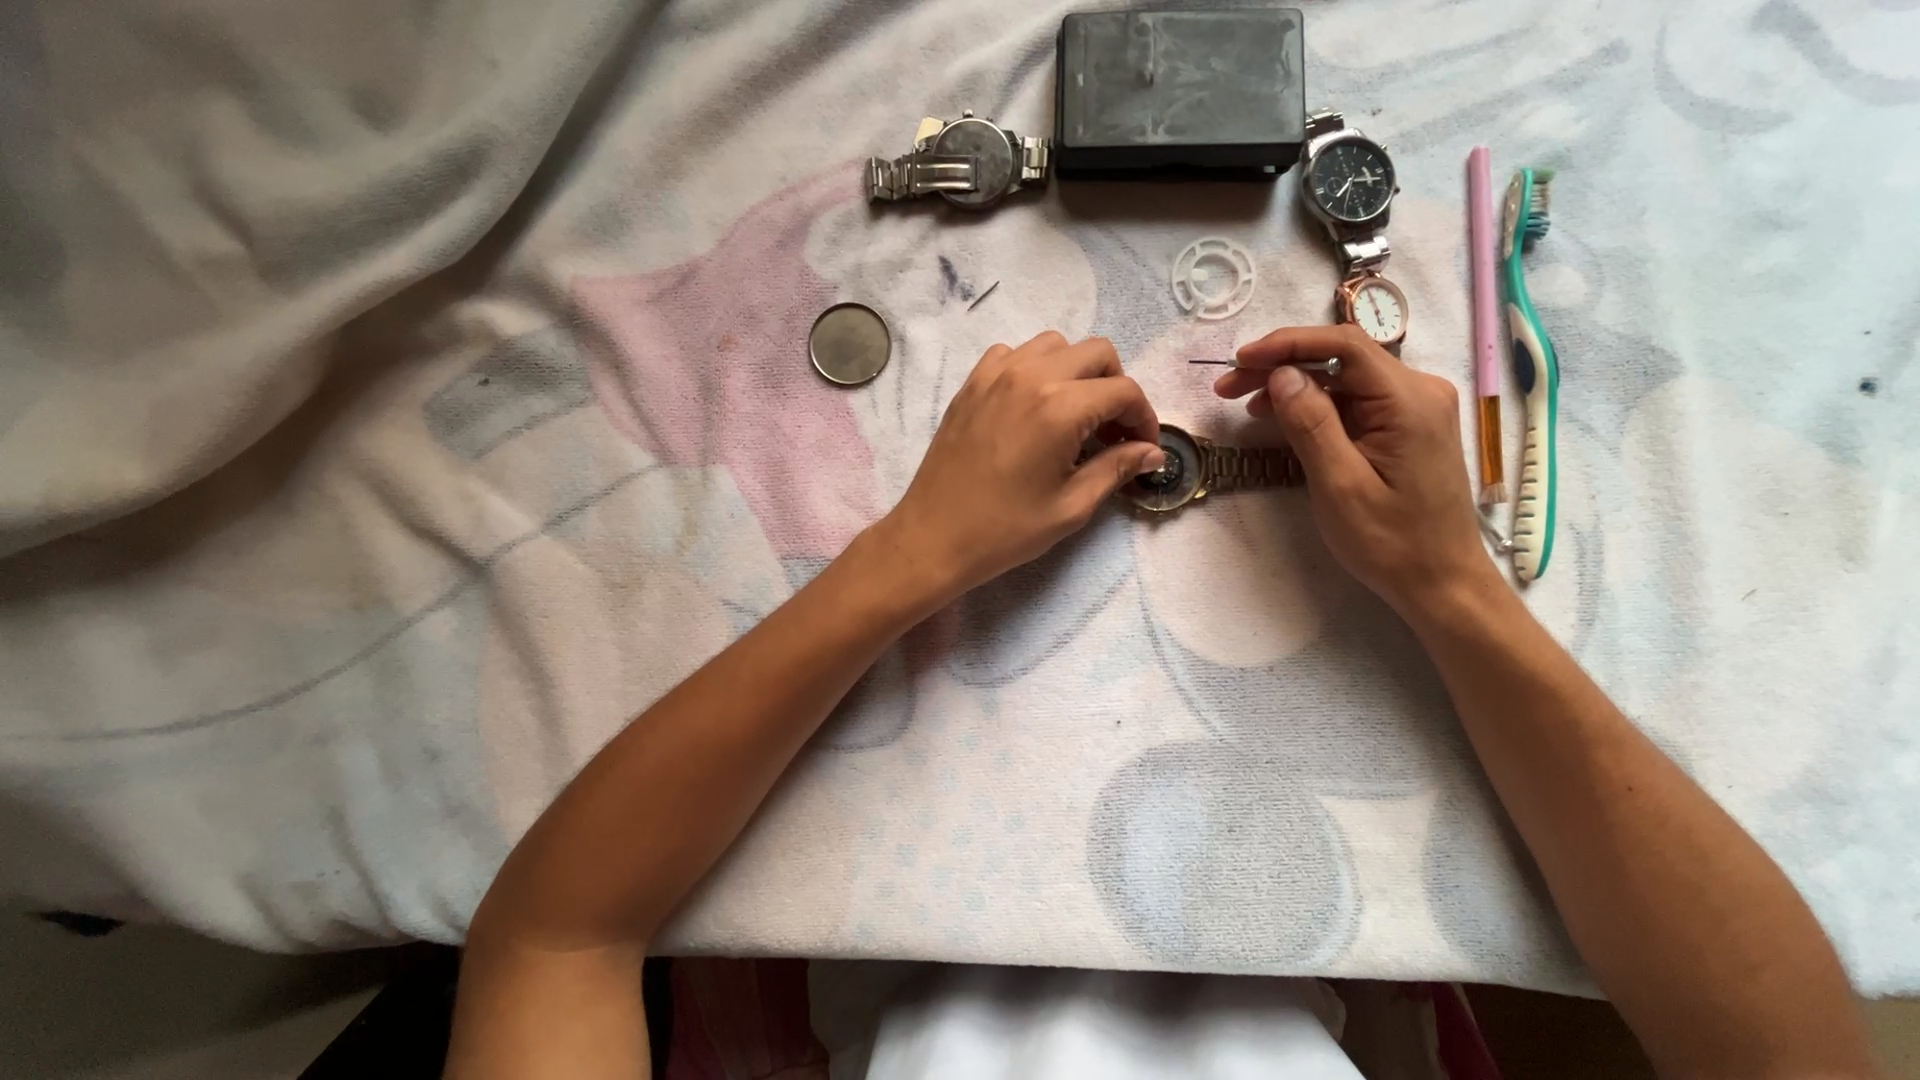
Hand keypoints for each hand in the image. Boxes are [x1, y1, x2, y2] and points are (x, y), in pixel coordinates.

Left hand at [879, 332, 1164, 596]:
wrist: (933, 537)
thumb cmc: (1005, 530)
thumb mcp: (1071, 505)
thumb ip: (1117, 468)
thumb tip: (1152, 452)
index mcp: (1059, 407)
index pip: (1123, 390)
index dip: (1144, 418)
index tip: (1143, 447)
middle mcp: (1029, 376)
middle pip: (1096, 353)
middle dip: (1116, 387)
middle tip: (1113, 431)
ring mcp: (995, 375)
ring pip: (1055, 346)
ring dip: (1077, 372)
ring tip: (1075, 417)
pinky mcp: (971, 384)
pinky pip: (1014, 355)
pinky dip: (1035, 369)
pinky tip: (1033, 408)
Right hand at [1213, 325, 1495, 619]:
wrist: (1441, 581)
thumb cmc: (1390, 541)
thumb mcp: (1340, 485)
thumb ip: (1311, 424)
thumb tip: (1282, 374)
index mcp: (1408, 400)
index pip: (1343, 345)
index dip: (1286, 344)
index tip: (1240, 359)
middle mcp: (1418, 391)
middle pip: (1341, 358)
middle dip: (1281, 365)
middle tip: (1228, 387)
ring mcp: (1414, 408)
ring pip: (1344, 378)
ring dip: (1294, 384)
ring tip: (1245, 404)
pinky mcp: (1405, 426)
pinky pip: (1354, 401)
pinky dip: (1314, 404)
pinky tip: (1282, 417)